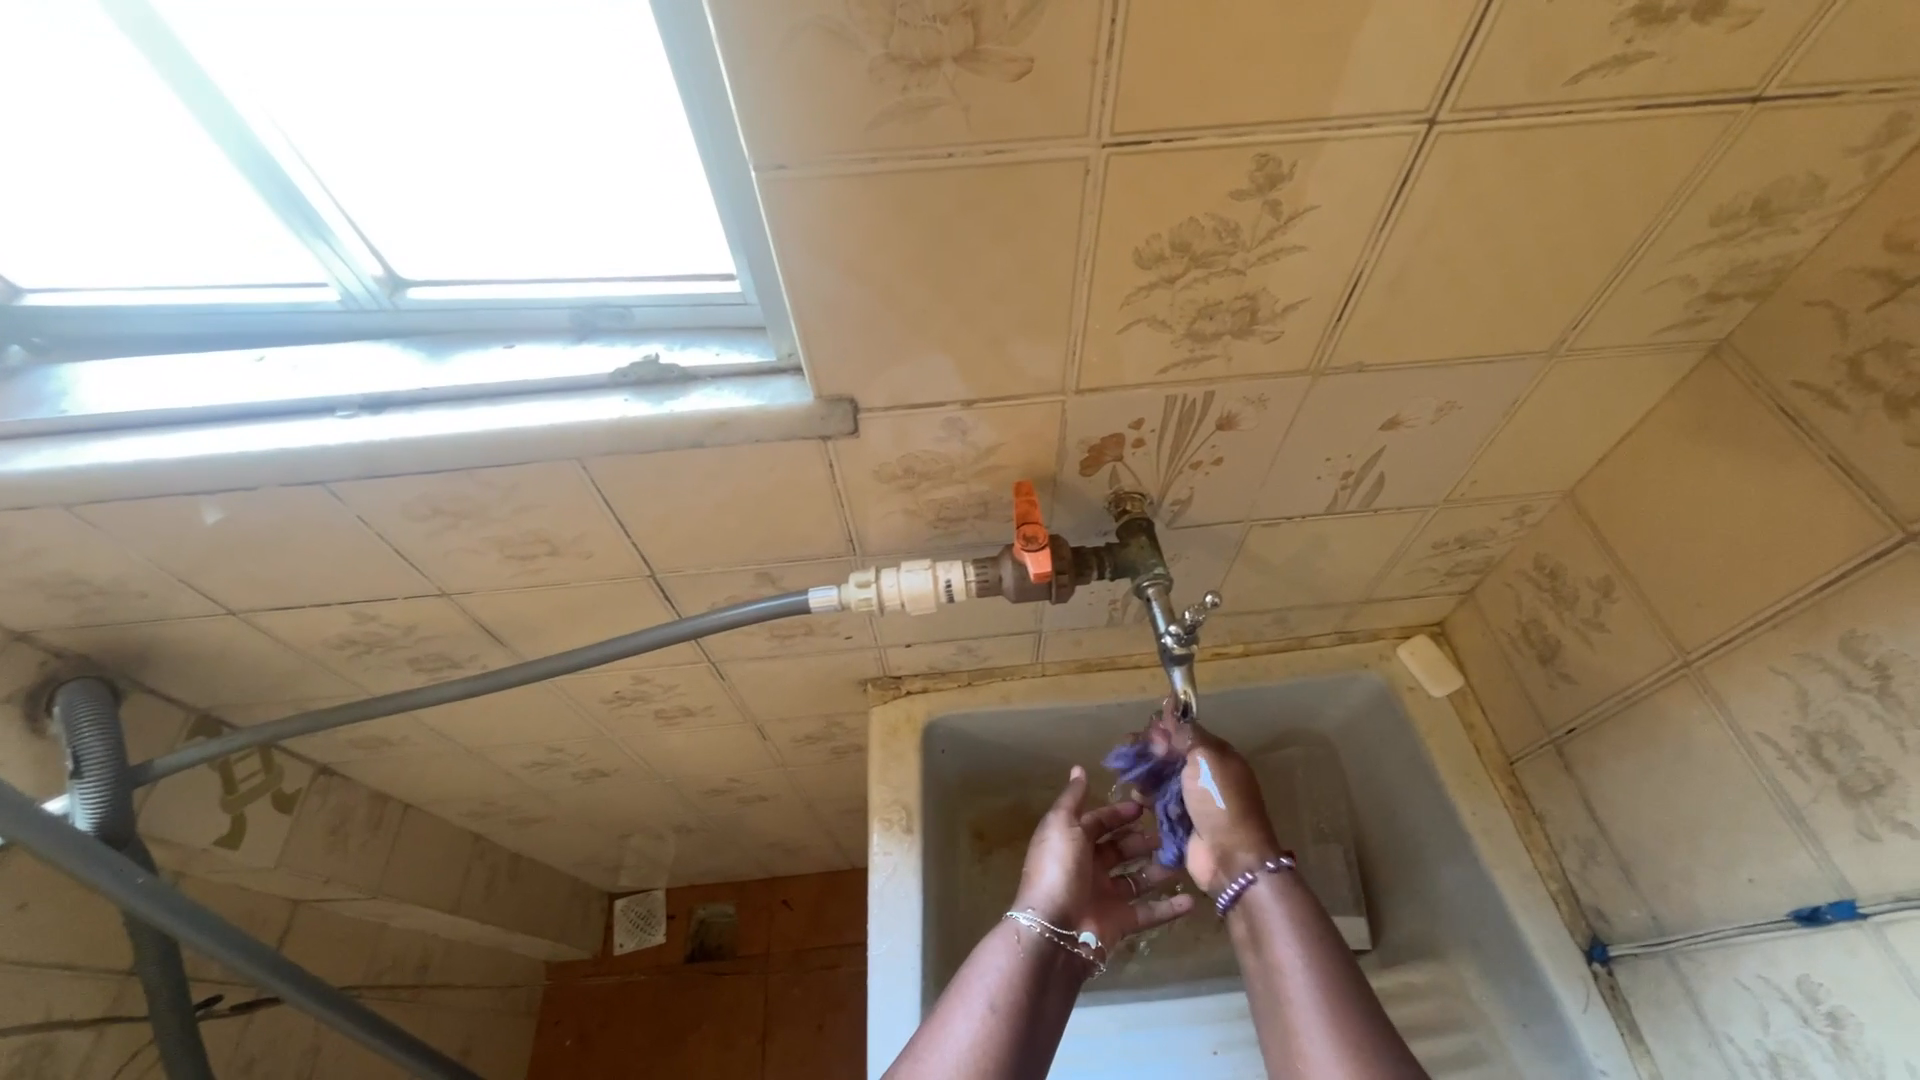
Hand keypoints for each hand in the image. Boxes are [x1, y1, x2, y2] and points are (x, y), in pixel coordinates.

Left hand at [1010, 766, 1196, 955]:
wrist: (1055, 929)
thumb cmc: (1058, 869)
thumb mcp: (1061, 824)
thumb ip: (1073, 798)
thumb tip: (1078, 768)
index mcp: (1072, 843)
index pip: (1098, 823)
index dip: (1118, 814)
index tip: (1145, 806)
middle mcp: (1088, 867)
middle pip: (1120, 849)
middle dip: (1143, 840)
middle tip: (1171, 831)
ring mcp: (1105, 896)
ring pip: (1137, 879)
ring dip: (1160, 869)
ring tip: (1184, 858)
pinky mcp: (1120, 923)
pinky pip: (1149, 913)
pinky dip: (1169, 908)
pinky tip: (1192, 901)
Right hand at [1144, 712, 1282, 893]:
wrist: (1232, 858)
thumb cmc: (1220, 802)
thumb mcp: (1207, 758)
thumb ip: (1187, 733)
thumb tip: (1170, 708)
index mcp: (1216, 755)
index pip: (1185, 732)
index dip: (1165, 729)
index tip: (1148, 732)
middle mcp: (1203, 773)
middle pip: (1169, 753)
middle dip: (1148, 750)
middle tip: (1128, 752)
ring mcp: (1190, 798)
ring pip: (1160, 776)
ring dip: (1144, 772)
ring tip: (1128, 773)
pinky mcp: (1178, 820)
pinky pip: (1157, 800)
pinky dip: (1145, 796)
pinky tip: (1137, 795)